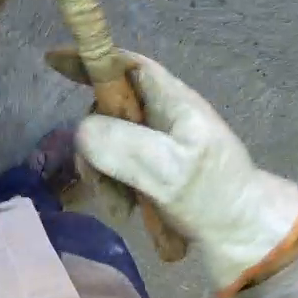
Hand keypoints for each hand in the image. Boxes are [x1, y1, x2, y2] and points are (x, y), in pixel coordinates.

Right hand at [72, 53, 297, 296]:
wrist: (243, 238)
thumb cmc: (213, 195)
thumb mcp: (169, 169)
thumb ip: (124, 145)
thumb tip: (81, 130)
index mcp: (172, 100)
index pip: (125, 65)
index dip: (91, 58)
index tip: (53, 60)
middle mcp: (163, 116)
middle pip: (110, 109)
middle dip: (95, 140)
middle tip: (95, 174)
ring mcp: (159, 144)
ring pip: (110, 142)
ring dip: (104, 172)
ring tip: (119, 204)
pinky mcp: (156, 171)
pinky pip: (119, 168)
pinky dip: (115, 187)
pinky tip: (126, 210)